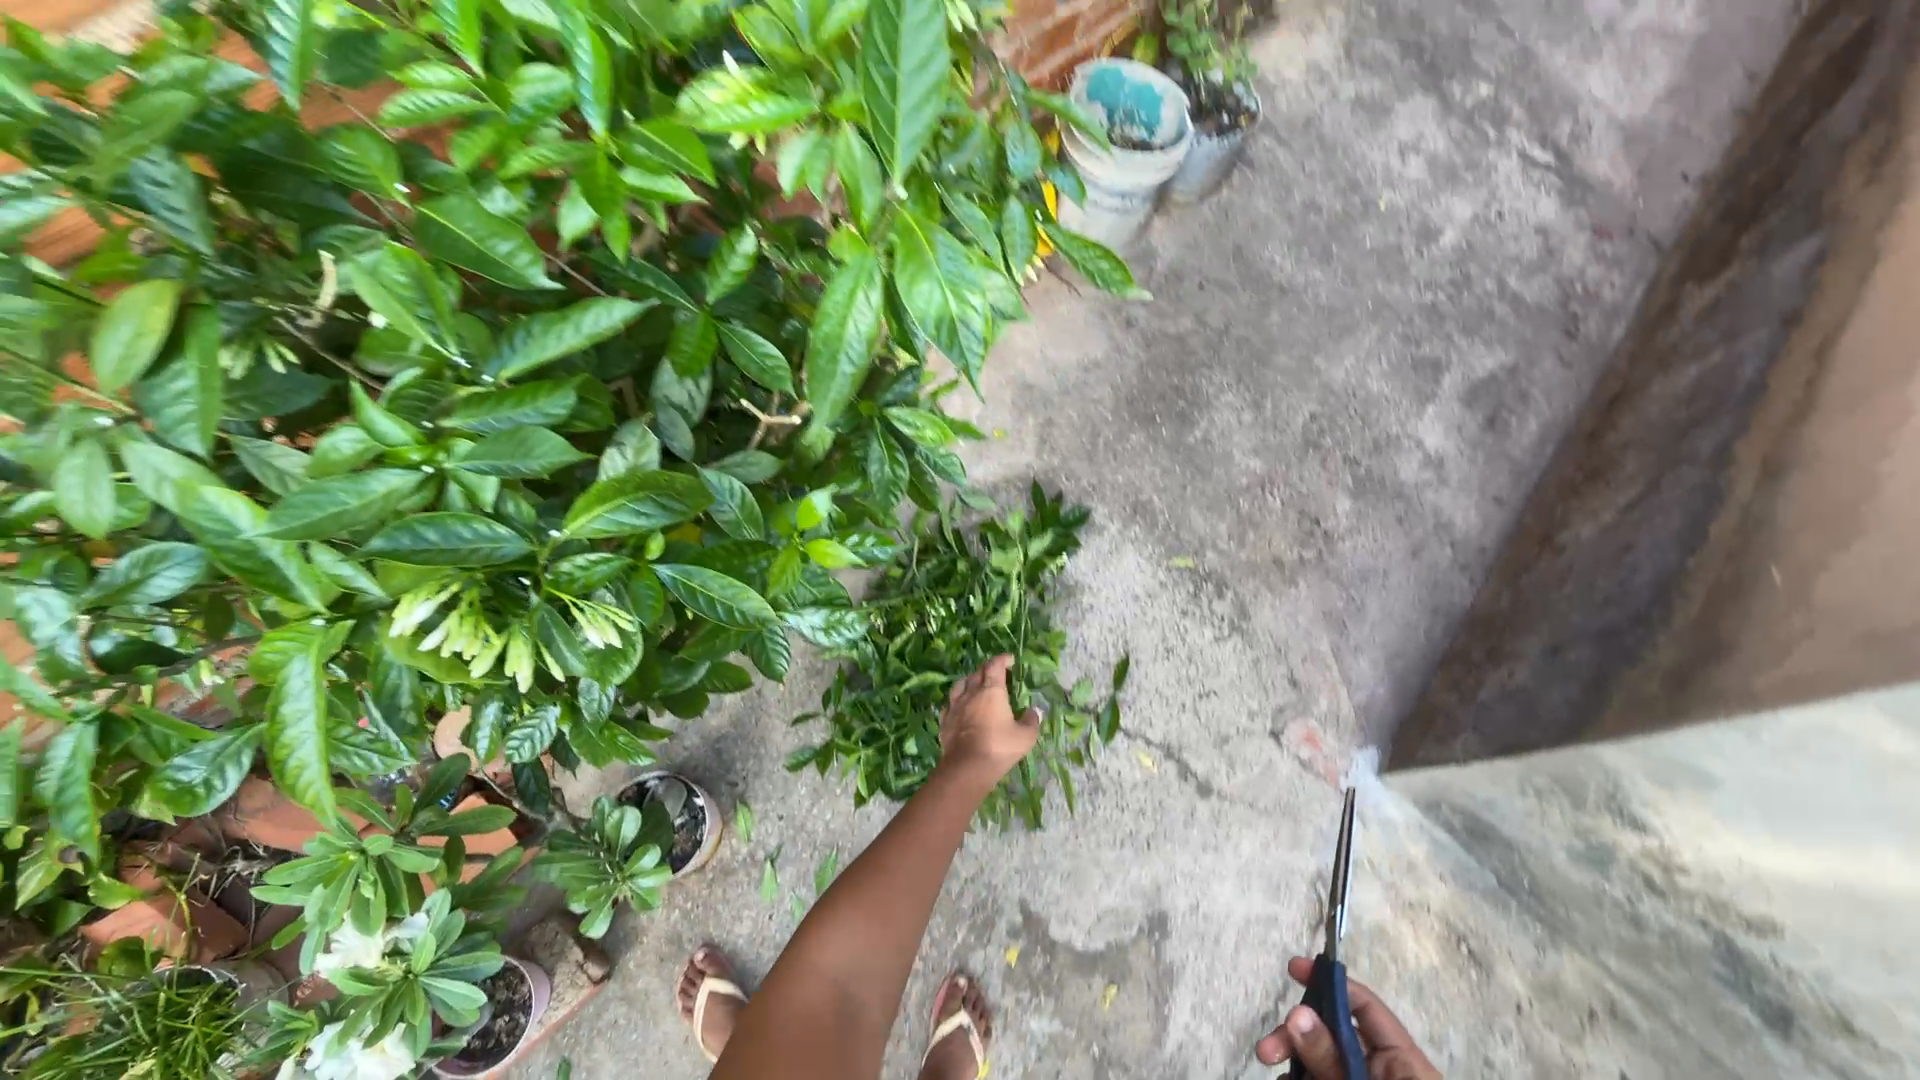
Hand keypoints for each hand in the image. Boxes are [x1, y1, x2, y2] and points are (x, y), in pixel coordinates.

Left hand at [935, 655, 1040, 787]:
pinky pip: (950, 704)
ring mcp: (955, 706)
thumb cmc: (999, 747)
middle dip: (987, 669)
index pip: (995, 666)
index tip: (1010, 660)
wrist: (967, 767)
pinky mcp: (945, 721)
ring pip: (959, 685)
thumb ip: (1031, 720)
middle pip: (977, 673)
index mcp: (992, 691)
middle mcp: (971, 693)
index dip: (1002, 659)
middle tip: (996, 673)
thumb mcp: (1025, 736)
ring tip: (975, 685)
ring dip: (969, 681)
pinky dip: (957, 701)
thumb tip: (1034, 711)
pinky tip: (960, 707)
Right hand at [1255, 957, 1439, 1079]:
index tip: (1292, 967)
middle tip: (1267, 1049)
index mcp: (1405, 1062)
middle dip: (1297, 1034)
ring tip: (1272, 1068)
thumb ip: (1331, 1057)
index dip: (1330, 982)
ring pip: (1324, 1059)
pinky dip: (1303, 1076)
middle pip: (1337, 1033)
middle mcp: (1388, 1069)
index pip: (1366, 1006)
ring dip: (1295, 1059)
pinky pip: (1323, 1078)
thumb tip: (1296, 1012)